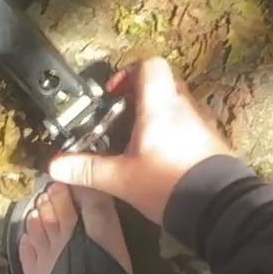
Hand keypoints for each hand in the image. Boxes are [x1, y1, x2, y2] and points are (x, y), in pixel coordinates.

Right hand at [48, 58, 234, 224]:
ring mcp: (202, 123)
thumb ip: (88, 169)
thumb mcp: (121, 179)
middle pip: (163, 84)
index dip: (129, 73)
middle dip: (140, 97)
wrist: (218, 208)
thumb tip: (54, 165)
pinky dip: (175, 134)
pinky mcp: (213, 141)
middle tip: (122, 120)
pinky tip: (162, 160)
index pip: (150, 65)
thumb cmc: (167, 184)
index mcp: (160, 106)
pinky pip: (190, 126)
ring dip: (158, 116)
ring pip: (177, 105)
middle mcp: (184, 107)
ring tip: (139, 144)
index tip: (113, 95)